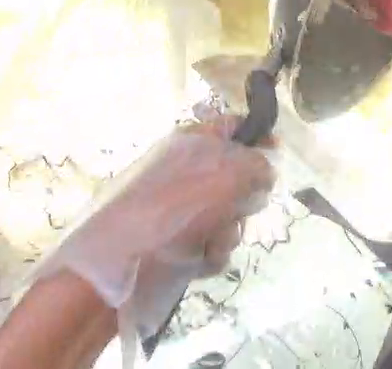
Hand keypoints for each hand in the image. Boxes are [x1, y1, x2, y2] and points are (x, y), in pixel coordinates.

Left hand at [37, 119, 273, 323]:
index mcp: (191, 142)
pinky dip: (210, 253)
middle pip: (235, 177)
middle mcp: (184, 172)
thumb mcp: (226, 174)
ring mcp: (178, 209)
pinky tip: (201, 261)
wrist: (115, 266)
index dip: (258, 136)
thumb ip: (256, 166)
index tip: (276, 152)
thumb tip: (265, 171)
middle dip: (244, 198)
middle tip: (238, 209)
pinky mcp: (172, 243)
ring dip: (228, 231)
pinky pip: (209, 243)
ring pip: (226, 215)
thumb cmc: (173, 208)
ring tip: (213, 243)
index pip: (233, 126)